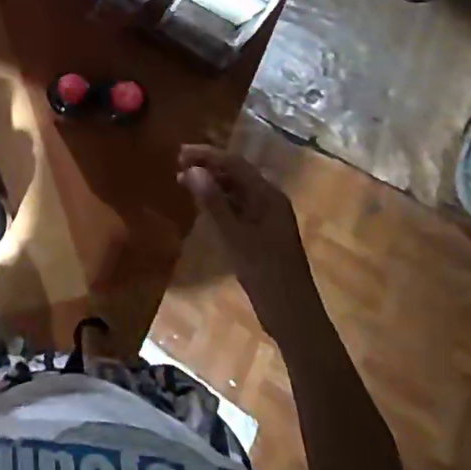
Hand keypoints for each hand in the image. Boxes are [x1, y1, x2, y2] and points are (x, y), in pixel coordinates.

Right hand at [178, 144, 315, 319]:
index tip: (179, 154)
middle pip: (236, 174)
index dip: (207, 155)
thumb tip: (192, 170)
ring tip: (183, 182)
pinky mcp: (261, 234)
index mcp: (269, 197)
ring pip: (235, 190)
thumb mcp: (234, 236)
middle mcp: (270, 201)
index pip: (235, 164)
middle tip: (177, 165)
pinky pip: (236, 207)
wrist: (293, 316)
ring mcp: (266, 218)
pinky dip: (217, 201)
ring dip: (210, 183)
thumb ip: (213, 202)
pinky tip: (201, 206)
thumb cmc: (266, 274)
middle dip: (207, 166)